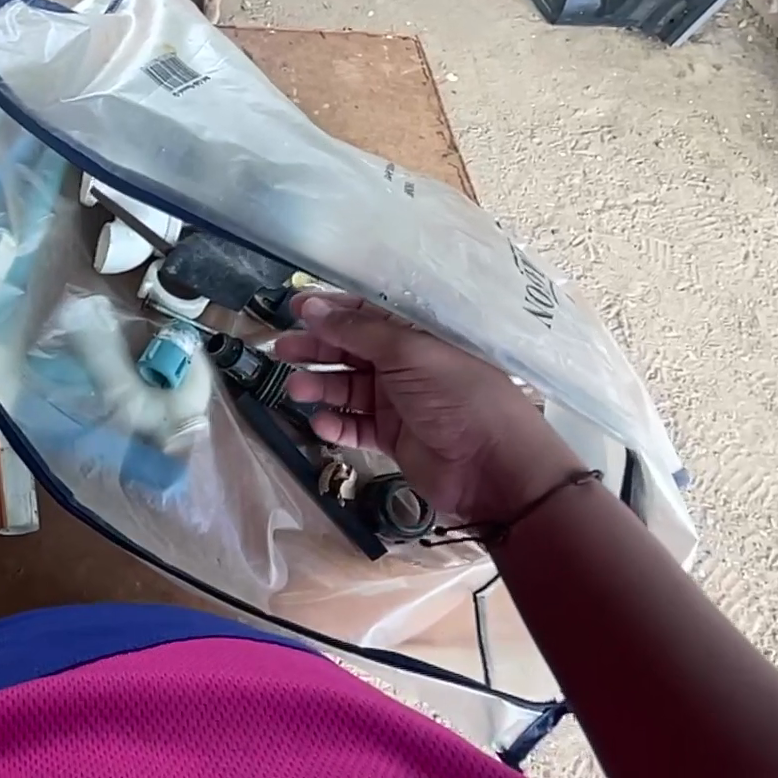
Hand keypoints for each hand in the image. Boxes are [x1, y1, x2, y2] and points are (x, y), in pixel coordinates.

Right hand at [279, 292, 583, 523]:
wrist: (497, 471)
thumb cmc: (458, 397)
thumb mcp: (408, 353)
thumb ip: (355, 331)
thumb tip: (309, 307)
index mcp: (416, 335)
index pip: (366, 315)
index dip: (330, 311)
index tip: (293, 309)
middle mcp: (405, 365)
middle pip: (350, 350)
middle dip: (315, 348)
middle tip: (281, 350)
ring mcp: (398, 402)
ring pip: (347, 387)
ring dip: (320, 386)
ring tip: (294, 389)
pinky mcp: (392, 437)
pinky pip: (355, 426)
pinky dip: (336, 424)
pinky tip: (320, 423)